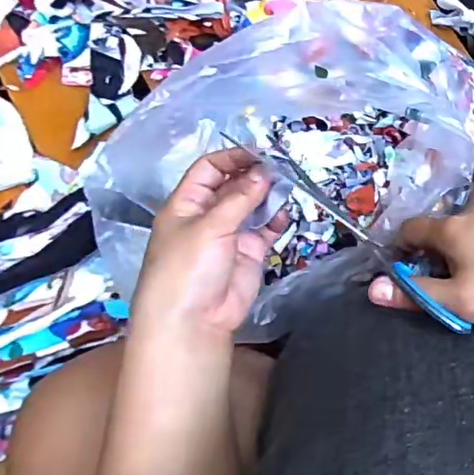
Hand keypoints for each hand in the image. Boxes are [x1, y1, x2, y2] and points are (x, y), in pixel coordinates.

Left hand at [132, 149, 286, 336]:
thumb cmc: (187, 270)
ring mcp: (230, 233)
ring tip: (287, 190)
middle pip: (235, 184)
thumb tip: (264, 172)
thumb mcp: (209, 227)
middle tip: (282, 169)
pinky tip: (283, 216)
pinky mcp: (249, 251)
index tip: (261, 153)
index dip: (233, 158)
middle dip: (256, 175)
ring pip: (254, 204)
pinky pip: (267, 227)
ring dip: (270, 195)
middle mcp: (208, 215)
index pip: (209, 169)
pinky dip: (277, 219)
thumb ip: (240, 198)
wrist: (193, 321)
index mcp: (186, 204)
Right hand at [365, 209, 473, 324]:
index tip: (406, 275)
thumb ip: (414, 293)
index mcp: (451, 227)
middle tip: (442, 286)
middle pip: (438, 230)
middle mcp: (472, 212)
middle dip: (431, 255)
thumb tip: (373, 288)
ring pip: (464, 231)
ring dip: (458, 252)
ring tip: (470, 282)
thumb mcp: (456, 301)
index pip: (410, 229)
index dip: (400, 251)